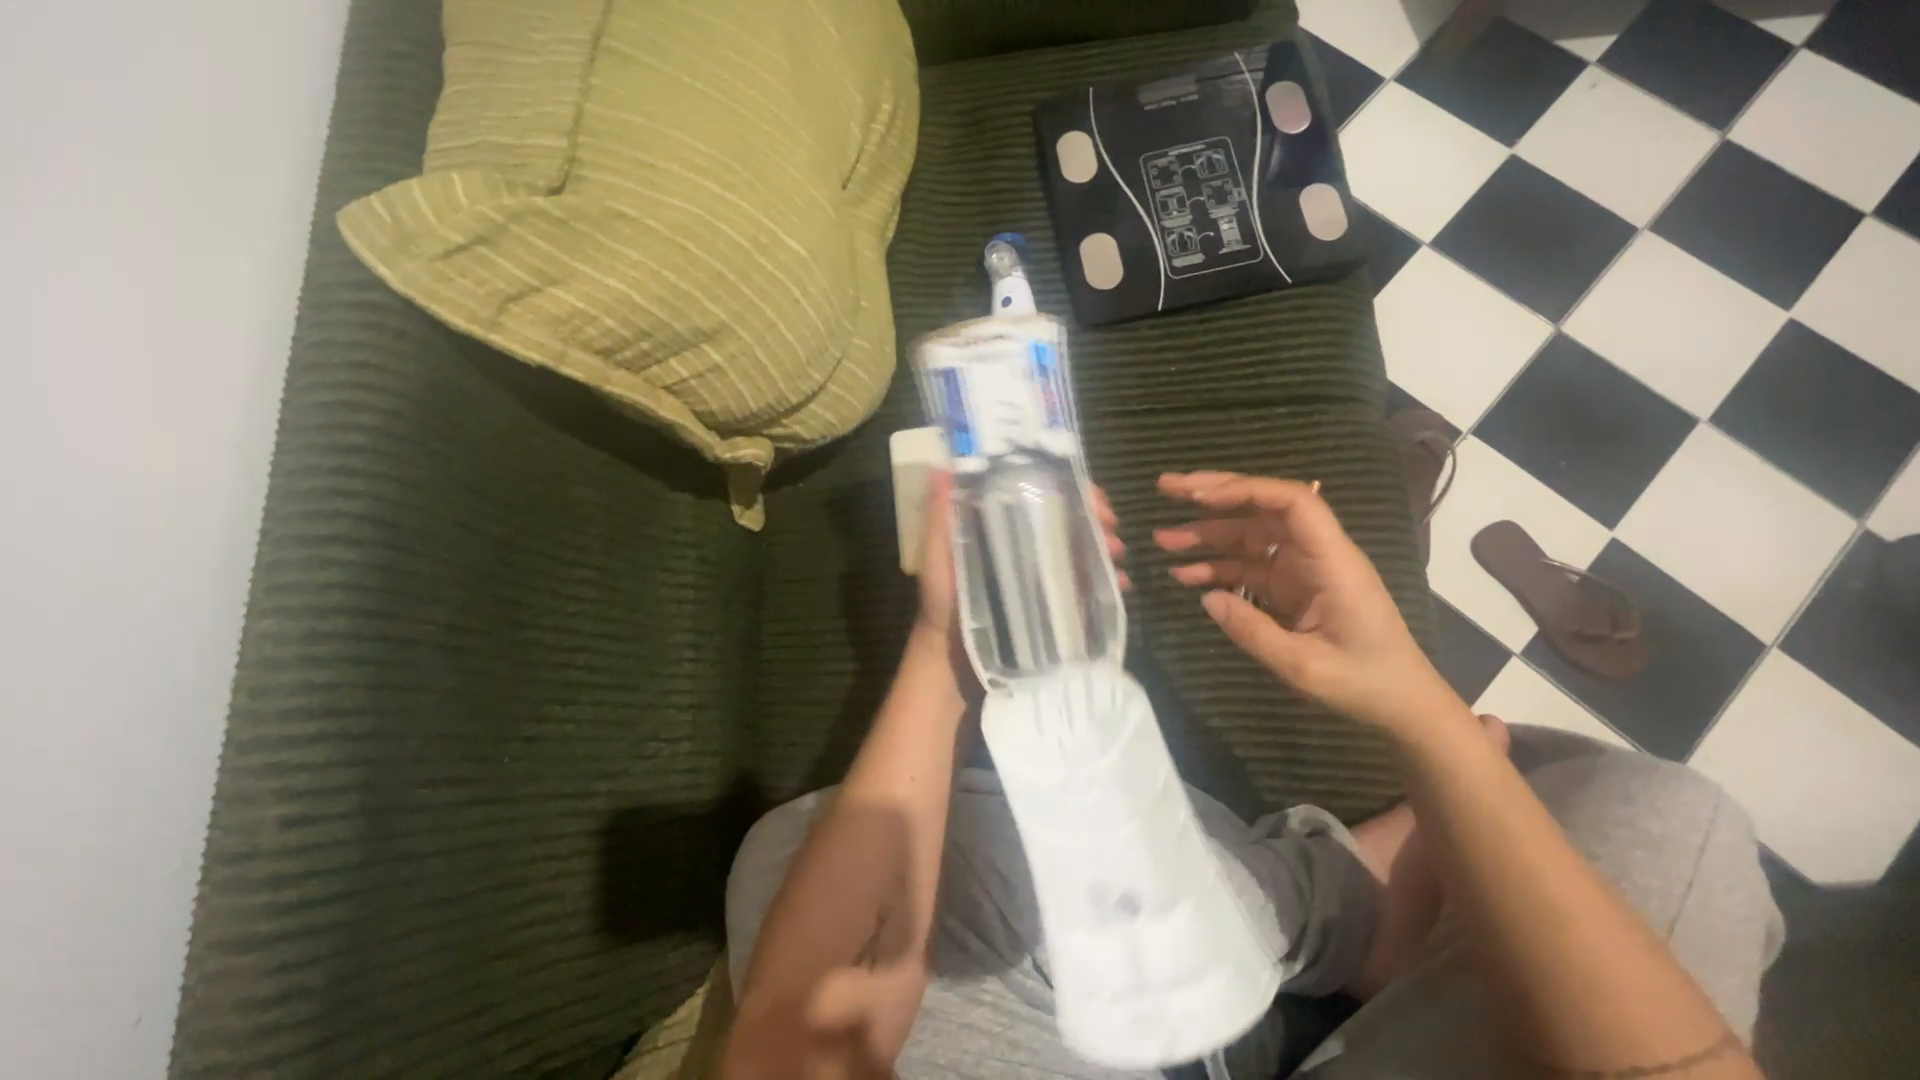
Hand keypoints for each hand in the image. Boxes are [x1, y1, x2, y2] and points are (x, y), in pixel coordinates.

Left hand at [913, 472, 1128, 640]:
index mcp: (1001, 525)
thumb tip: (942, 467)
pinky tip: (1119, 584)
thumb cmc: (943, 602)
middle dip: (1097, 518)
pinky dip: (1108, 581)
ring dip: (1107, 546)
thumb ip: (940, 516)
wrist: (954, 660)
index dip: (1070, 488)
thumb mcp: (937, 555)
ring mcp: (1044, 573)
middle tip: (1110, 528)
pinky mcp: (1056, 602)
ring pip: (1085, 548)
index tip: (1092, 495)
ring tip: (1116, 555)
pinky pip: (1088, 585)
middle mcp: (1027, 543)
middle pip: (1071, 518)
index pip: (1041, 493)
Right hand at [1153, 472, 1454, 731]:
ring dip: (1207, 535)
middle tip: (1166, 488)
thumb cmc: (1365, 682)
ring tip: (1161, 539)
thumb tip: (1206, 597)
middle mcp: (1317, 554)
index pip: (1292, 503)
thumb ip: (1254, 632)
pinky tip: (1184, 574)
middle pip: (1263, 508)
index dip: (1245, 491)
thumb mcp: (1305, 667)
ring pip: (1249, 536)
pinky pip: (1249, 567)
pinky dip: (1217, 568)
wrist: (1402, 704)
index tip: (1198, 496)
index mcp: (1333, 561)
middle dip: (1215, 495)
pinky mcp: (1293, 588)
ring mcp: (1303, 569)